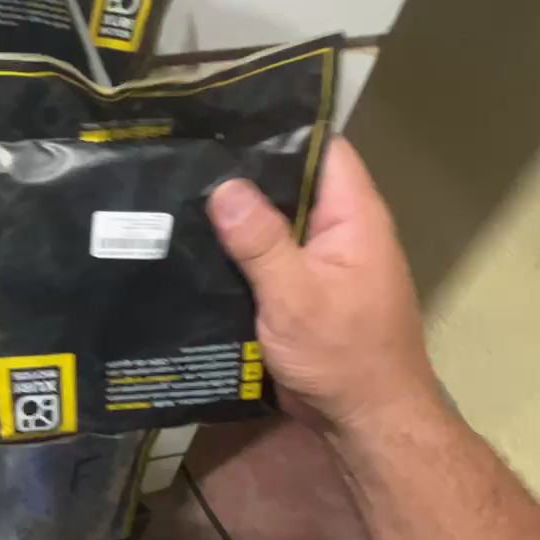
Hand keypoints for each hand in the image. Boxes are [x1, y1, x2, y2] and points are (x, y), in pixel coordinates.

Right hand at [208, 137, 439, 433]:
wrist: (361, 417)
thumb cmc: (341, 353)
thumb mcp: (295, 295)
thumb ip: (260, 241)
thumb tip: (223, 186)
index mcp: (353, 215)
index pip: (319, 149)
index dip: (277, 131)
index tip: (223, 123)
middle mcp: (339, 230)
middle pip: (291, 186)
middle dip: (244, 175)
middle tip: (186, 160)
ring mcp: (319, 263)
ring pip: (275, 225)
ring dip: (235, 219)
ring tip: (179, 197)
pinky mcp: (299, 292)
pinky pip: (267, 261)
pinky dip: (237, 257)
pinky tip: (196, 251)